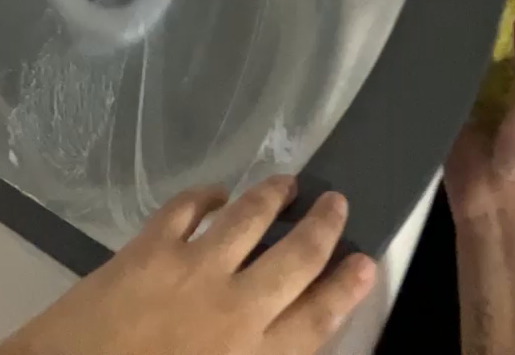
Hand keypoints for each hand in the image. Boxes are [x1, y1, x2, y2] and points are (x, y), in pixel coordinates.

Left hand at [0, 176, 377, 354]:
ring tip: (287, 181)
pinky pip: (187, 207)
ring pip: (247, 219)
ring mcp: (191, 270)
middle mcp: (232, 309)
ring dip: (270, 196)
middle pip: (293, 259)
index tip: (365, 260)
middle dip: (321, 227)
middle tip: (335, 200)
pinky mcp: (149, 246)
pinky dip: (205, 195)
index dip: (345, 288)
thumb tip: (278, 334)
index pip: (316, 319)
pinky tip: (215, 192)